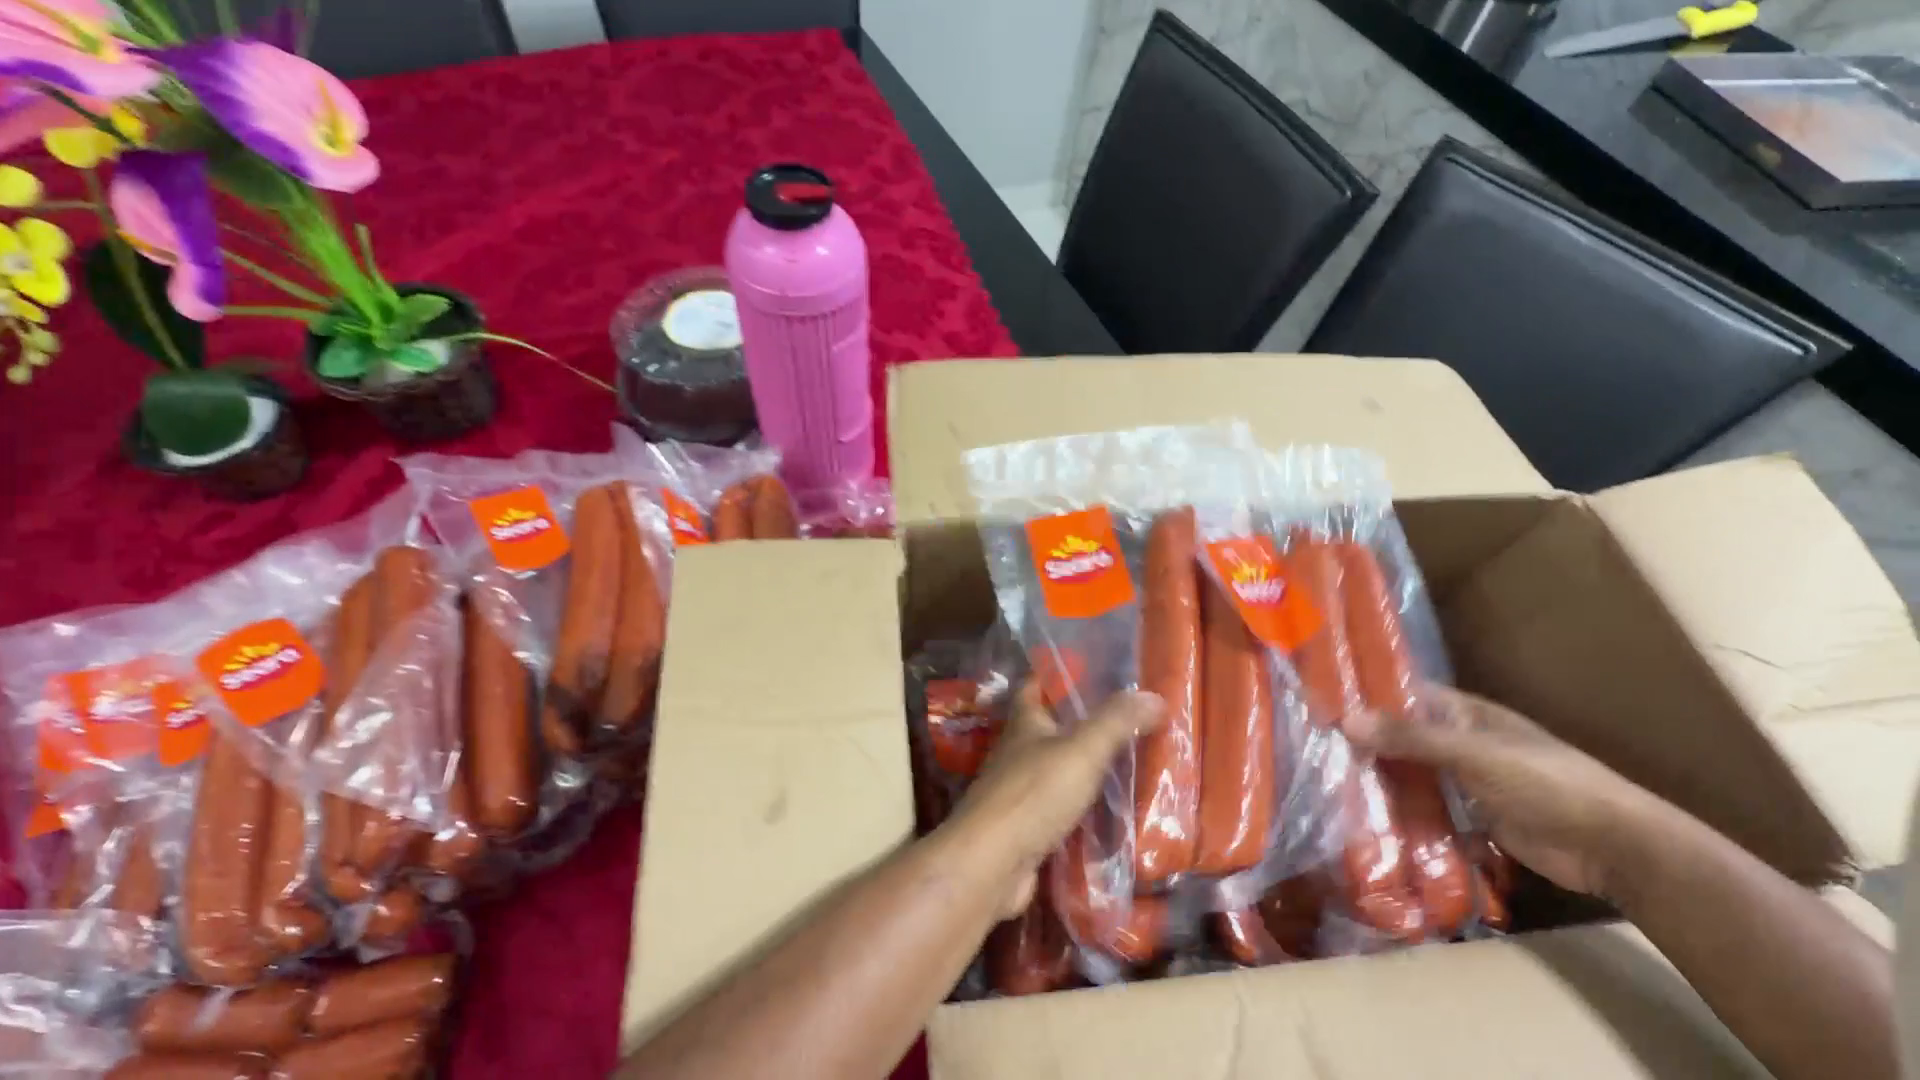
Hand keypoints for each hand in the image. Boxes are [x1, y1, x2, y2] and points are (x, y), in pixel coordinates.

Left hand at [943, 683, 1162, 919]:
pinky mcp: (1026, 830)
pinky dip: (1082, 809)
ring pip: (1056, 771)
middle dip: (1080, 723)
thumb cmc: (1033, 795)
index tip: (1089, 668)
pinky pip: (1060, 811)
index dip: (1055, 674)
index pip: (1034, 686)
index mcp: (1024, 724)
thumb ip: (1116, 723)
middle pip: (1048, 730)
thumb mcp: (1081, 751)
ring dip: (1084, 768)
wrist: (991, 864)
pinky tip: (1112, 813)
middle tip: (1126, 719)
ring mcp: (1018, 794)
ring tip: (1129, 764)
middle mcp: (1016, 754)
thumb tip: (1154, 695)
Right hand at [1344, 686, 1653, 896]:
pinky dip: (1394, 813)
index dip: (1365, 692)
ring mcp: (1462, 782)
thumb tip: (1344, 718)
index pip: (1405, 693)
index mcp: (1466, 713)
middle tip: (1304, 746)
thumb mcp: (1476, 753)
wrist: (1610, 846)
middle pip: (1400, 736)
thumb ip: (1412, 737)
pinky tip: (1357, 819)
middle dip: (1361, 740)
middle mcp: (1459, 742)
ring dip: (1375, 779)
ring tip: (1319, 783)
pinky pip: (1421, 811)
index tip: (1315, 697)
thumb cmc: (1547, 783)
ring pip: (1407, 774)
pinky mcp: (1466, 819)